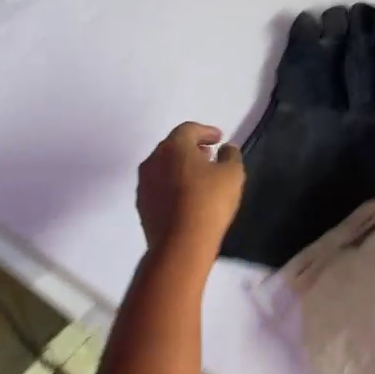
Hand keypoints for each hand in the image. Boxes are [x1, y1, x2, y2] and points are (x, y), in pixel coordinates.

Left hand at [136, 123, 244, 264]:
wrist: (180, 244)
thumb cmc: (209, 202)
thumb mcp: (232, 174)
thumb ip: (231, 155)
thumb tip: (225, 149)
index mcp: (174, 146)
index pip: (189, 129)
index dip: (206, 131)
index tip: (219, 138)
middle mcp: (153, 160)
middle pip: (173, 147)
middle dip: (191, 148)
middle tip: (208, 156)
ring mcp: (144, 184)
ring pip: (163, 167)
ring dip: (180, 167)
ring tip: (198, 178)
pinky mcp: (142, 206)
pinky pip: (159, 187)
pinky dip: (172, 185)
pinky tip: (185, 198)